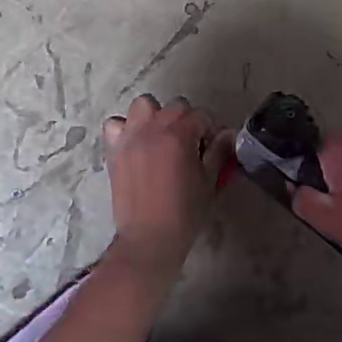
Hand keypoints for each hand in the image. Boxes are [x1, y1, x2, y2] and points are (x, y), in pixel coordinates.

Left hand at [102, 94, 232, 270]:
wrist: (149, 237)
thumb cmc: (185, 211)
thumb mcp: (209, 181)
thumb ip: (219, 152)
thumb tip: (227, 134)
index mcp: (179, 135)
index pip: (202, 116)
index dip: (212, 130)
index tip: (213, 148)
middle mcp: (153, 129)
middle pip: (176, 106)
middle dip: (188, 121)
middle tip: (192, 145)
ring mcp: (130, 138)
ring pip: (143, 105)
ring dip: (156, 116)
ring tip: (162, 137)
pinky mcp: (114, 150)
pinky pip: (115, 125)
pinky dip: (126, 129)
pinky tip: (137, 145)